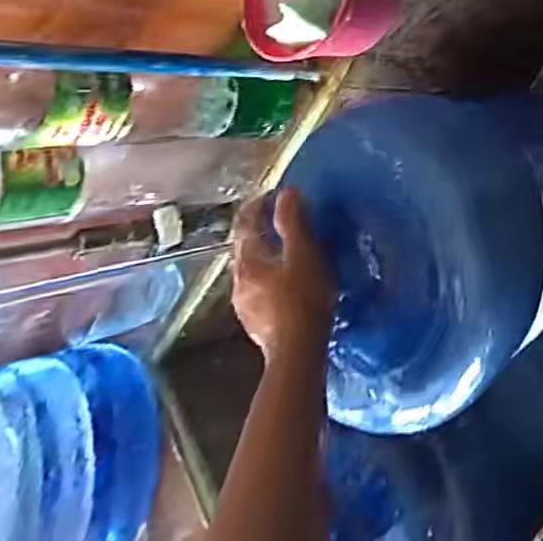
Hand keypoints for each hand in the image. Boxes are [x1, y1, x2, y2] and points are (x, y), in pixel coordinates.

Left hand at [231, 188, 335, 362]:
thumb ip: (294, 223)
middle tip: (285, 216)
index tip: (275, 192)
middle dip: (262, 228)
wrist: (296, 349)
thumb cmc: (303, 297)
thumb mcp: (304, 254)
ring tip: (289, 246)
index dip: (258, 204)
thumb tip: (287, 192)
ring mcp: (244, 301)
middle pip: (246, 245)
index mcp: (249, 260)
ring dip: (267, 252)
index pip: (246, 223)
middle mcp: (239, 278)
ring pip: (252, 267)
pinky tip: (287, 279)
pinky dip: (271, 272)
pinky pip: (260, 285)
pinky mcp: (254, 318)